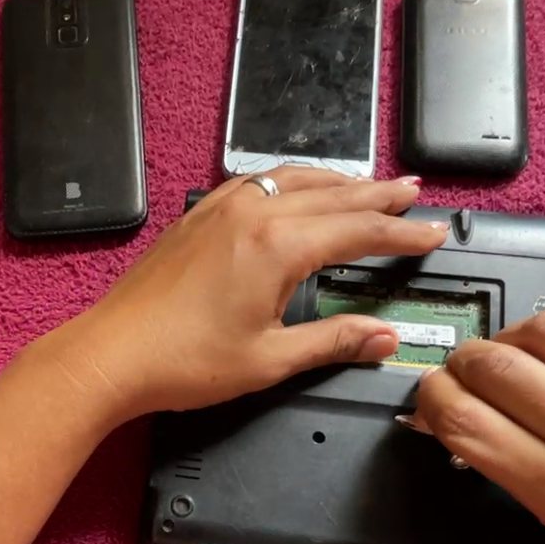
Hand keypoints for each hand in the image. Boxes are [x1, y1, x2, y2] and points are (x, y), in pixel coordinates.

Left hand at [42, 167, 445, 419]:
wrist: (110, 356)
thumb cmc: (184, 362)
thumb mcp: (268, 359)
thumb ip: (331, 342)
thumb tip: (383, 338)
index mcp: (278, 247)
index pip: (358, 230)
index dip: (402, 234)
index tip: (433, 233)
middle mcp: (252, 215)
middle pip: (332, 195)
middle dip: (377, 195)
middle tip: (412, 193)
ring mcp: (218, 210)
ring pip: (292, 181)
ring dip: (334, 181)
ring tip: (364, 184)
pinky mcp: (194, 219)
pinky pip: (252, 185)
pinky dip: (286, 183)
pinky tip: (291, 190)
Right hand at [408, 308, 544, 543]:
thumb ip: (510, 470)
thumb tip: (459, 423)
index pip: (465, 420)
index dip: (430, 400)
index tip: (428, 401)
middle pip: (494, 366)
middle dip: (459, 366)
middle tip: (458, 377)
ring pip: (544, 328)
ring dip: (506, 339)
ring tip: (506, 357)